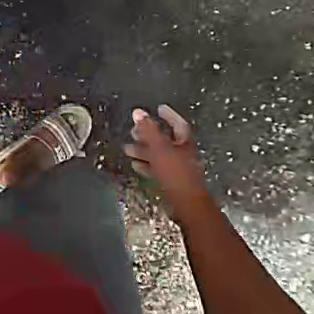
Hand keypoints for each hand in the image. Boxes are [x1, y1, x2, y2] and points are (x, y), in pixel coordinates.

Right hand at [125, 105, 213, 221]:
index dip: (168, 115)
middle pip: (165, 139)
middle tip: (134, 130)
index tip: (159, 108)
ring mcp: (178, 168)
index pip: (177, 123)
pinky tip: (135, 165)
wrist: (186, 205)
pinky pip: (157, 169)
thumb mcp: (159, 148)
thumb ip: (148, 130)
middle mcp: (183, 153)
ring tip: (127, 148)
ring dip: (143, 150)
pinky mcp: (172, 182)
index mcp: (184, 142)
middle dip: (149, 134)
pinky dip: (146, 165)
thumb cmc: (175, 173)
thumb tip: (138, 111)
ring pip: (159, 155)